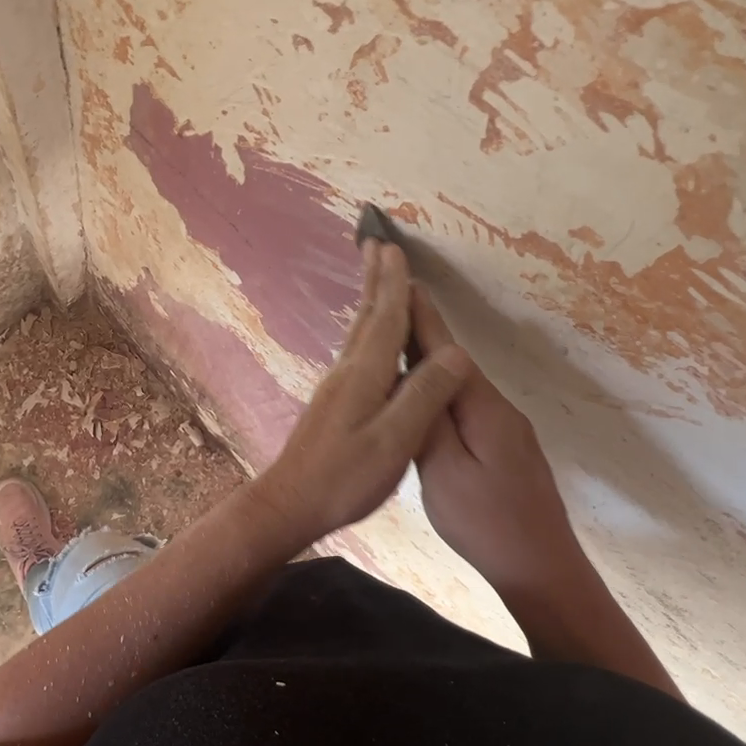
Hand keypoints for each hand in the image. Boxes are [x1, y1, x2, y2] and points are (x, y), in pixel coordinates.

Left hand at [253, 241, 469, 542]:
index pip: (385, 320)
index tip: (394, 248)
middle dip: (375, 281)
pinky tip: (368, 339)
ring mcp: (336, 388)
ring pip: (357, 333)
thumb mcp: (393, 441)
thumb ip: (423, 396)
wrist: (290, 503)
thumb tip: (455, 353)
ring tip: (375, 278)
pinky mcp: (332, 404)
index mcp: (365, 376)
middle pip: (365, 317)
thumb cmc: (343, 478)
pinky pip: (356, 352)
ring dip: (369, 301)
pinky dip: (366, 330)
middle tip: (375, 243)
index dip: (394, 284)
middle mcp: (346, 373)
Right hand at [407, 284, 588, 592]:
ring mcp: (505, 428)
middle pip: (452, 363)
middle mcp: (497, 407)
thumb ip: (424, 420)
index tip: (401, 279)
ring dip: (428, 363)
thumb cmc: (484, 521)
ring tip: (393, 345)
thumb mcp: (441, 471)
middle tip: (386, 306)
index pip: (444, 351)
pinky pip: (464, 406)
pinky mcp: (504, 447)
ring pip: (458, 385)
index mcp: (481, 407)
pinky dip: (438, 392)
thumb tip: (410, 374)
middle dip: (420, 332)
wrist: (540, 567)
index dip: (421, 315)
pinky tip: (421, 398)